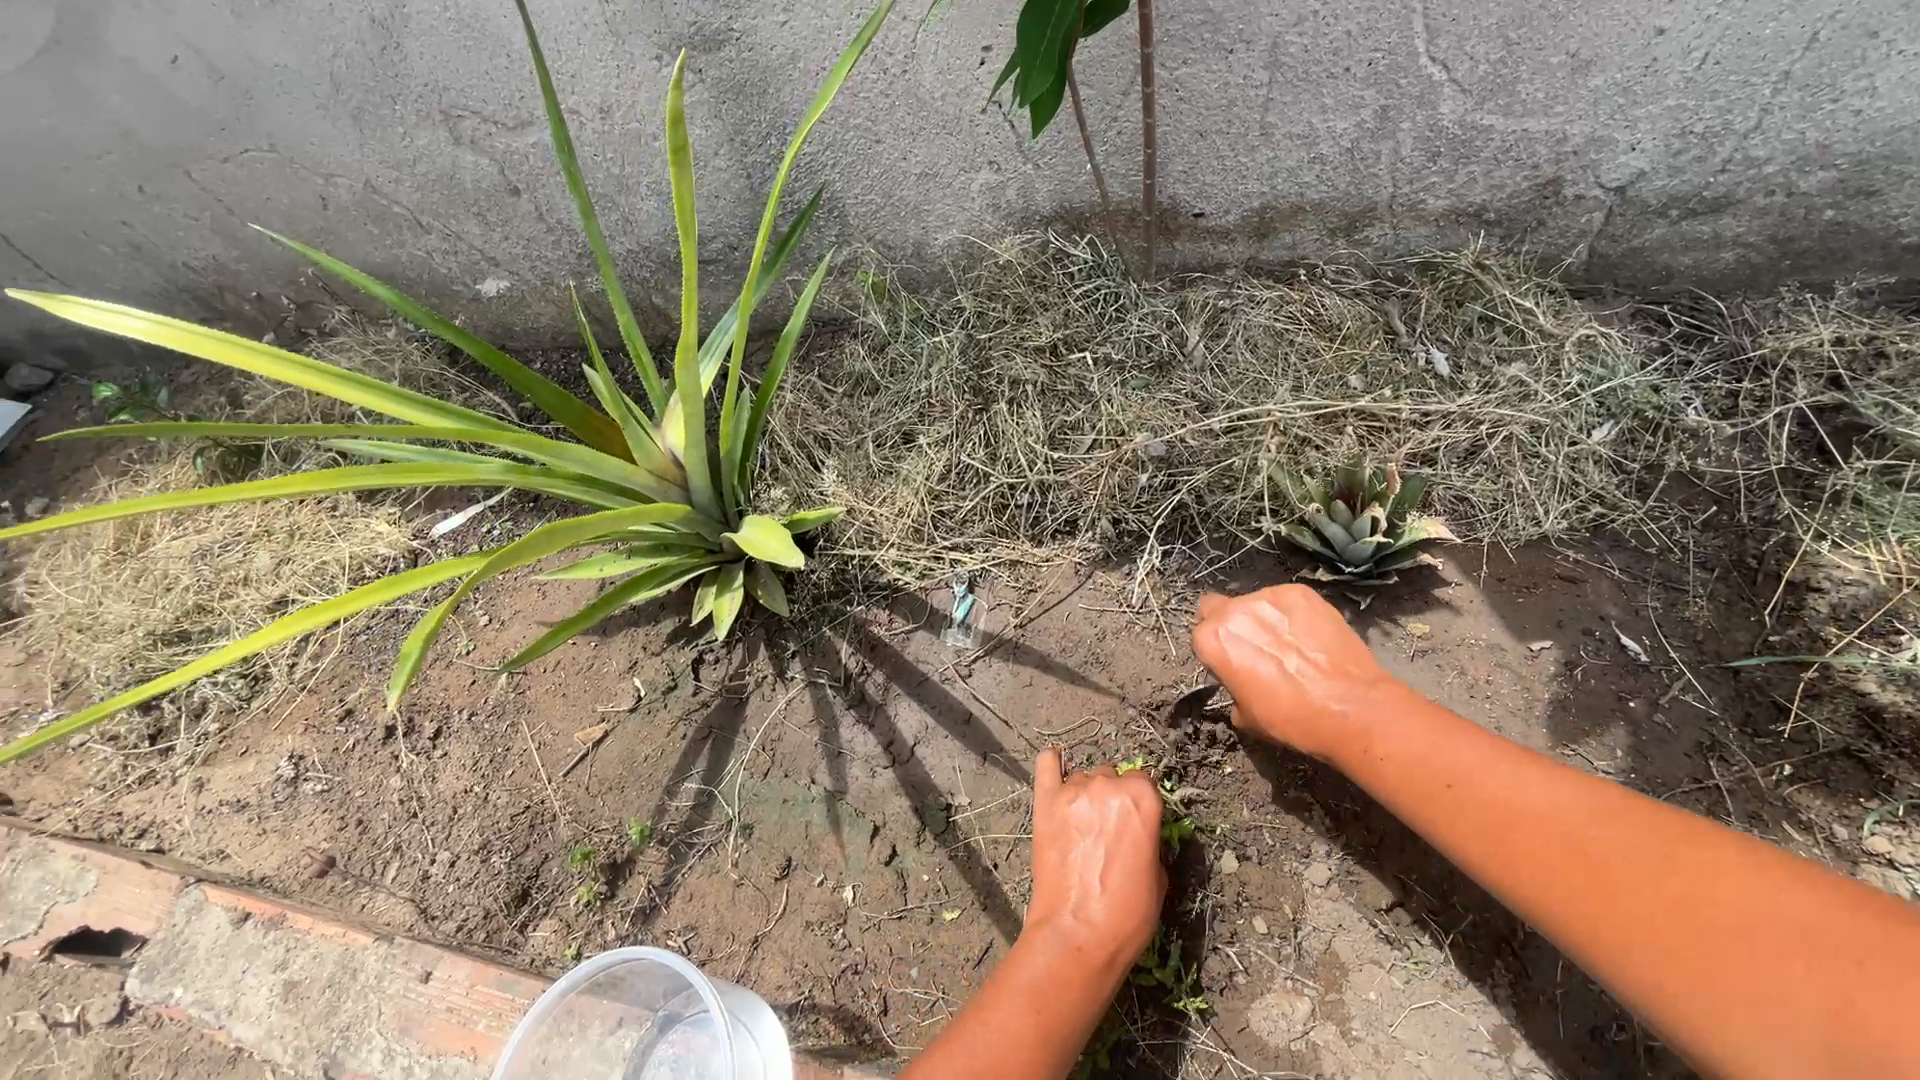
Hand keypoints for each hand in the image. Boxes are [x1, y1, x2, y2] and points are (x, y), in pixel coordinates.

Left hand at [1024, 748, 1166, 975]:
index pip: (1144, 782)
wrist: (1077, 933)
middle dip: (1113, 798)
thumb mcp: (1159, 876)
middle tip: (1108, 830)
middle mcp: (1107, 786)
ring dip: (1086, 793)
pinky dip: (1052, 765)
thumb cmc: (1126, 913)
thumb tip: (1138, 833)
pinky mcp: (1045, 803)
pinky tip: (1055, 769)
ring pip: (1083, 777)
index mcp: (1142, 799)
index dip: (1142, 803)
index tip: (1137, 822)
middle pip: (1112, 776)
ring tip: (1083, 825)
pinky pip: (1046, 766)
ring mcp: (1072, 792)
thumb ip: (1149, 839)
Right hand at [1191, 584, 1408, 761]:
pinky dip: (1292, 615)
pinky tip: (1309, 638)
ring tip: (1290, 646)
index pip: (1200, 634)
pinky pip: (1287, 601)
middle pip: (1218, 606)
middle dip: (1229, 624)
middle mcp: (1236, 611)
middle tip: (1253, 648)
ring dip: (1263, 619)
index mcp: (1213, 639)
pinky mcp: (1303, 593)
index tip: (1232, 664)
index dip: (1215, 650)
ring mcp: (1271, 597)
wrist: (1351, 708)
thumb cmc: (1292, 718)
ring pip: (1255, 603)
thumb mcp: (1245, 716)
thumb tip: (1243, 682)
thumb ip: (1232, 687)